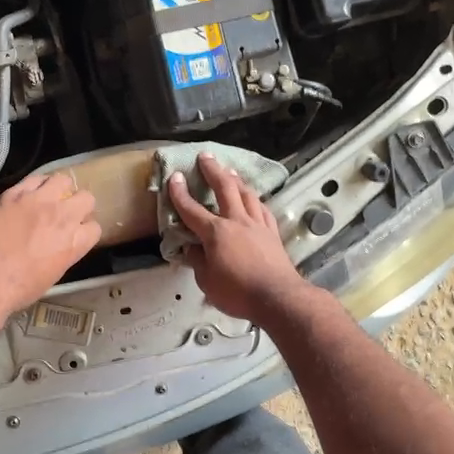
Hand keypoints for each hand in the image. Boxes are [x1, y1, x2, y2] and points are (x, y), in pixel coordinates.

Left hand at [0, 173, 100, 320]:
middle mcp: (63, 216)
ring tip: (48, 197)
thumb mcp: (53, 274)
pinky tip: (29, 193)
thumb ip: (64, 252)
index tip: (76, 233)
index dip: (85, 229)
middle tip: (64, 213)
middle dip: (79, 205)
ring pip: (63, 179)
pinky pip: (35, 178)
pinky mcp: (16, 193)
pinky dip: (36, 184)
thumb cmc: (19, 288)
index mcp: (75, 242)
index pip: (95, 227)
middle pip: (86, 198)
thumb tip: (61, 244)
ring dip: (59, 189)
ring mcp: (39, 201)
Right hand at [166, 152, 311, 323]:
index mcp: (216, 232)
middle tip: (206, 156)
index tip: (175, 177)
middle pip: (224, 188)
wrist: (279, 297)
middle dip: (213, 170)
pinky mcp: (272, 232)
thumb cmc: (238, 293)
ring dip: (236, 179)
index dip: (180, 193)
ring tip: (230, 171)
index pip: (192, 209)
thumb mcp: (207, 282)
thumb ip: (198, 261)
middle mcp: (237, 221)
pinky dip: (255, 199)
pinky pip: (262, 208)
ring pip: (246, 193)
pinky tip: (253, 197)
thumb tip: (191, 248)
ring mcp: (258, 224)